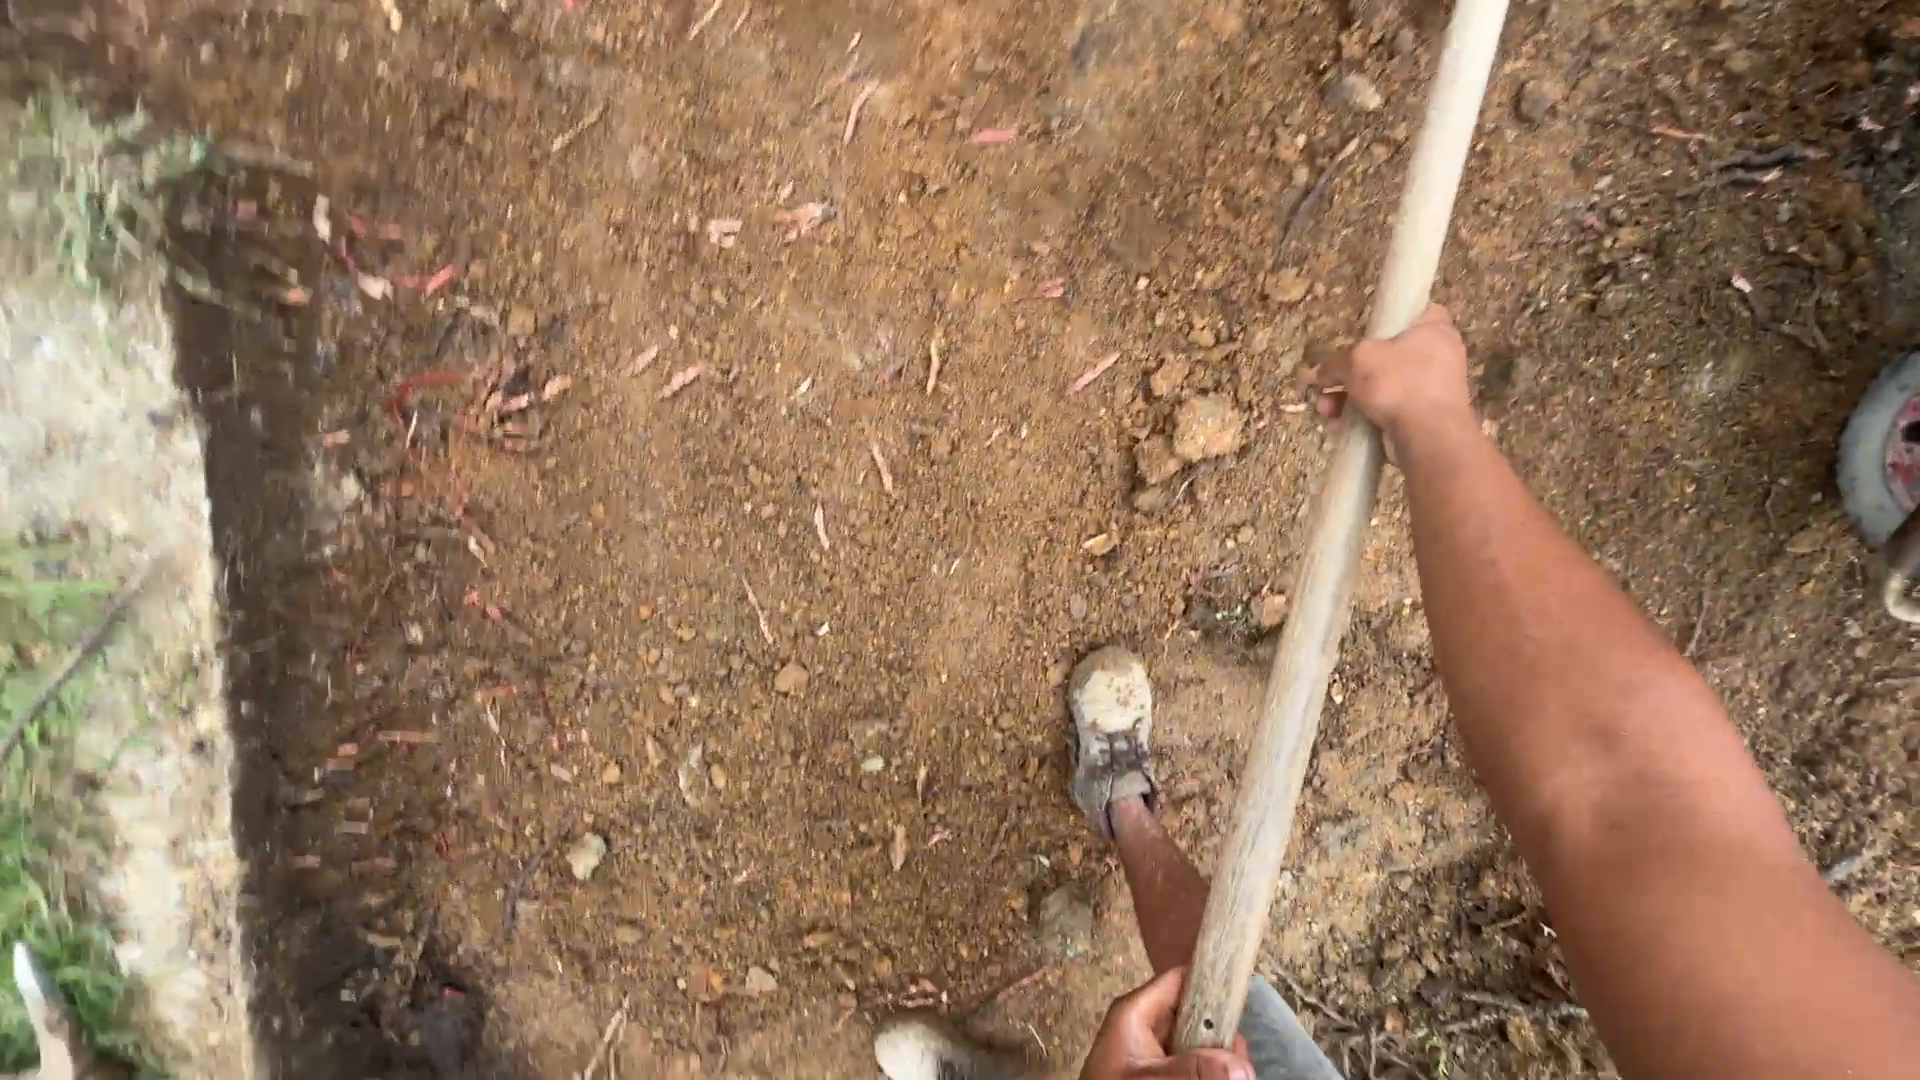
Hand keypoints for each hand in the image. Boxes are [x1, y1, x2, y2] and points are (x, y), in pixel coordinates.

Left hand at [1080, 968, 1254, 1079]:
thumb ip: (1193, 1071)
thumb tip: (1242, 1067)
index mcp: (1136, 1011)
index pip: (1180, 979)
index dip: (1210, 982)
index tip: (1243, 999)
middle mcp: (1147, 1025)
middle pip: (1196, 1014)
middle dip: (1221, 1036)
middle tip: (1240, 1061)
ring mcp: (1155, 1051)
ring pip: (1200, 1044)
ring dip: (1219, 1061)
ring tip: (1236, 1074)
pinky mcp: (1161, 1071)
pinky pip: (1194, 1065)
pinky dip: (1208, 1072)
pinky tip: (1221, 1079)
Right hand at [1308, 304, 1473, 445]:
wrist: (1428, 434)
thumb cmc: (1398, 382)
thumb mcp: (1356, 361)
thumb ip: (1333, 364)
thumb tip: (1313, 374)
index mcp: (1433, 329)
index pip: (1414, 312)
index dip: (1388, 321)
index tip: (1363, 335)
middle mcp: (1438, 354)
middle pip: (1386, 356)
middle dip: (1349, 375)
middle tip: (1326, 387)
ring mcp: (1433, 387)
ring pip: (1383, 386)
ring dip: (1348, 399)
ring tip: (1327, 412)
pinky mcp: (1426, 415)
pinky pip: (1389, 408)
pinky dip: (1364, 415)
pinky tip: (1340, 426)